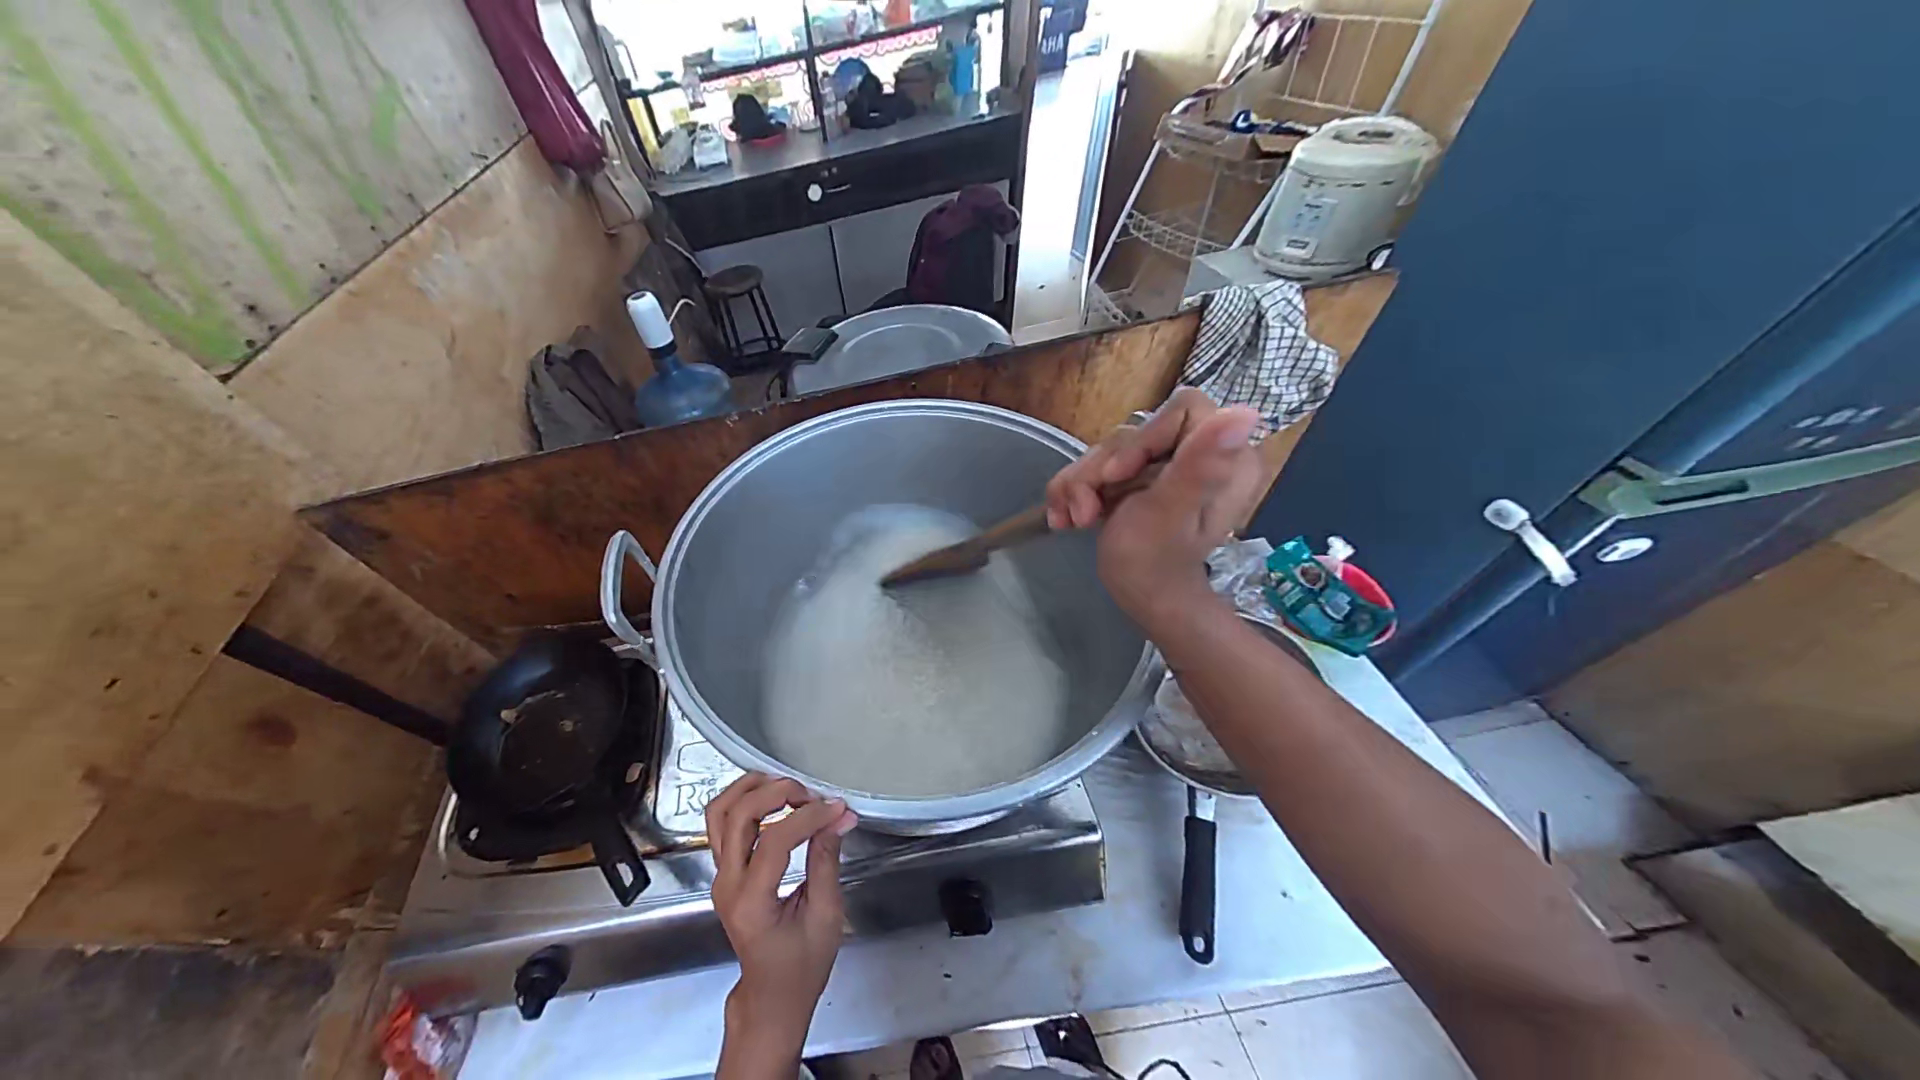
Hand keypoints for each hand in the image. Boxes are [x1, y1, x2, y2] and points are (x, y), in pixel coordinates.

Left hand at [708, 773, 857, 1079]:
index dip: (808, 817)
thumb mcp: (825, 916)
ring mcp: (720, 875)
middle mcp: (727, 885)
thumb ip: (827, 861)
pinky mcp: (724, 869)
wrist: (772, 993)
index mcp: (752, 903)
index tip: (836, 809)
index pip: (773, 840)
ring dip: (752, 789)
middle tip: (811, 796)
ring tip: (788, 787)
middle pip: (737, 817)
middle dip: (777, 793)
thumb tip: (838, 817)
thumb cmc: (801, 965)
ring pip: (719, 812)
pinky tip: (772, 797)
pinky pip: (722, 822)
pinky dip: (745, 799)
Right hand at [1045, 388, 1263, 632]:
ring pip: (1110, 449)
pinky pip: (1100, 465)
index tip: (1119, 475)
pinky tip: (1067, 518)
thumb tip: (1246, 414)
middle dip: (1100, 471)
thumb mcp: (1169, 514)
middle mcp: (1202, 453)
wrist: (1140, 598)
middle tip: (1086, 512)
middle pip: (1136, 431)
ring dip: (1081, 484)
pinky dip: (1076, 490)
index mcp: (1228, 458)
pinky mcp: (1142, 475)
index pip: (1181, 410)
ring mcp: (1168, 464)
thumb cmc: (1155, 564)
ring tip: (1075, 521)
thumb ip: (1199, 466)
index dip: (1144, 437)